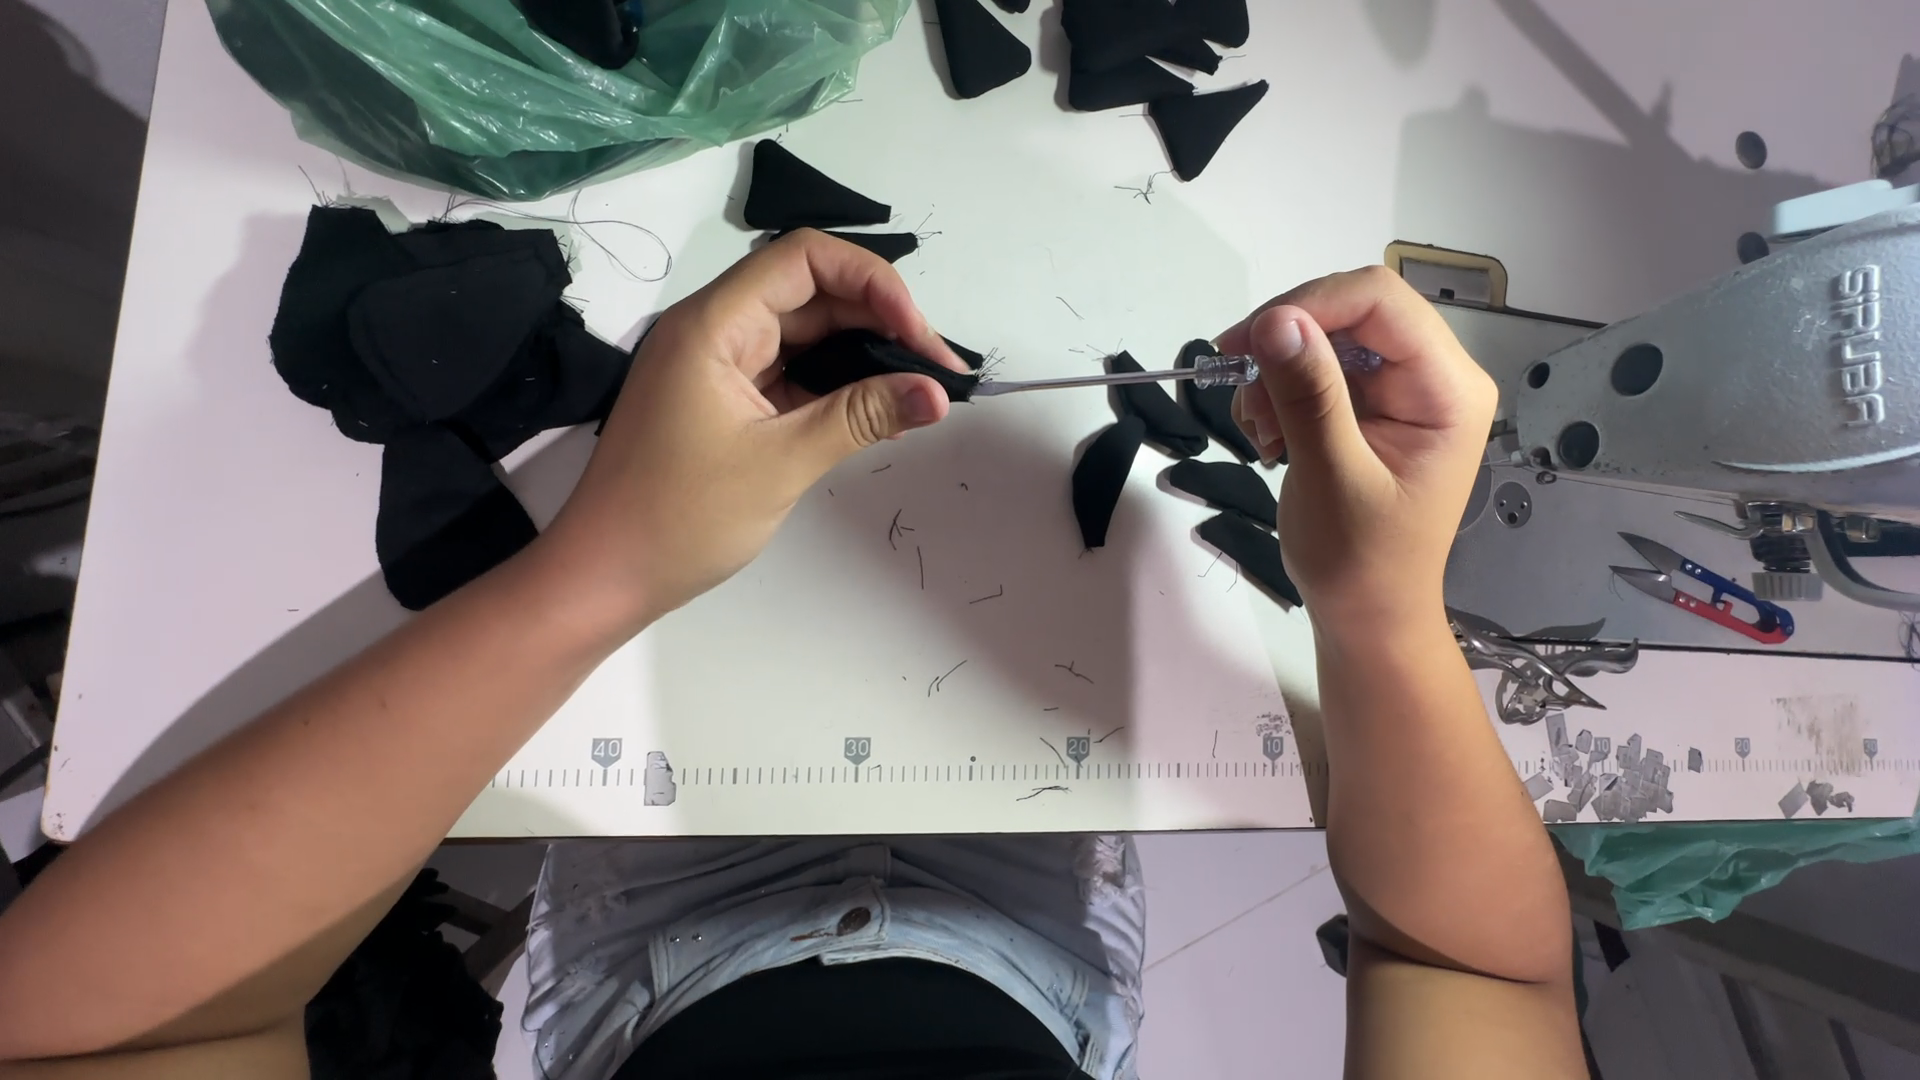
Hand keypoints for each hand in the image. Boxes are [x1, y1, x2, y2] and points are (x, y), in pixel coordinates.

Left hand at [538, 230, 966, 631]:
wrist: (609, 576)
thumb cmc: (681, 518)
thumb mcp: (781, 462)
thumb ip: (862, 418)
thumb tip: (937, 393)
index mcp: (715, 325)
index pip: (804, 260)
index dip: (873, 283)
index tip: (918, 335)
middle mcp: (718, 332)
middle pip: (812, 295)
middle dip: (881, 321)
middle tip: (936, 370)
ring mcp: (724, 368)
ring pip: (808, 338)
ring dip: (864, 358)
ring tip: (919, 391)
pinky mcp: (731, 403)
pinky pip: (796, 378)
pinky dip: (838, 391)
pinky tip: (881, 414)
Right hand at [1222, 266, 1495, 629]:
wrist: (1364, 610)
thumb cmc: (1359, 559)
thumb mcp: (1331, 476)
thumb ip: (1308, 395)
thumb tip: (1274, 321)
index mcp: (1446, 389)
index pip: (1380, 302)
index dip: (1307, 306)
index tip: (1240, 344)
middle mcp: (1430, 377)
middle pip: (1349, 316)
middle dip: (1285, 348)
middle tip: (1240, 393)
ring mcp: (1397, 392)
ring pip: (1323, 343)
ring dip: (1274, 379)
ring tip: (1260, 435)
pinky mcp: (1367, 409)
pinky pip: (1314, 374)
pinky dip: (1277, 397)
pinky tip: (1270, 440)